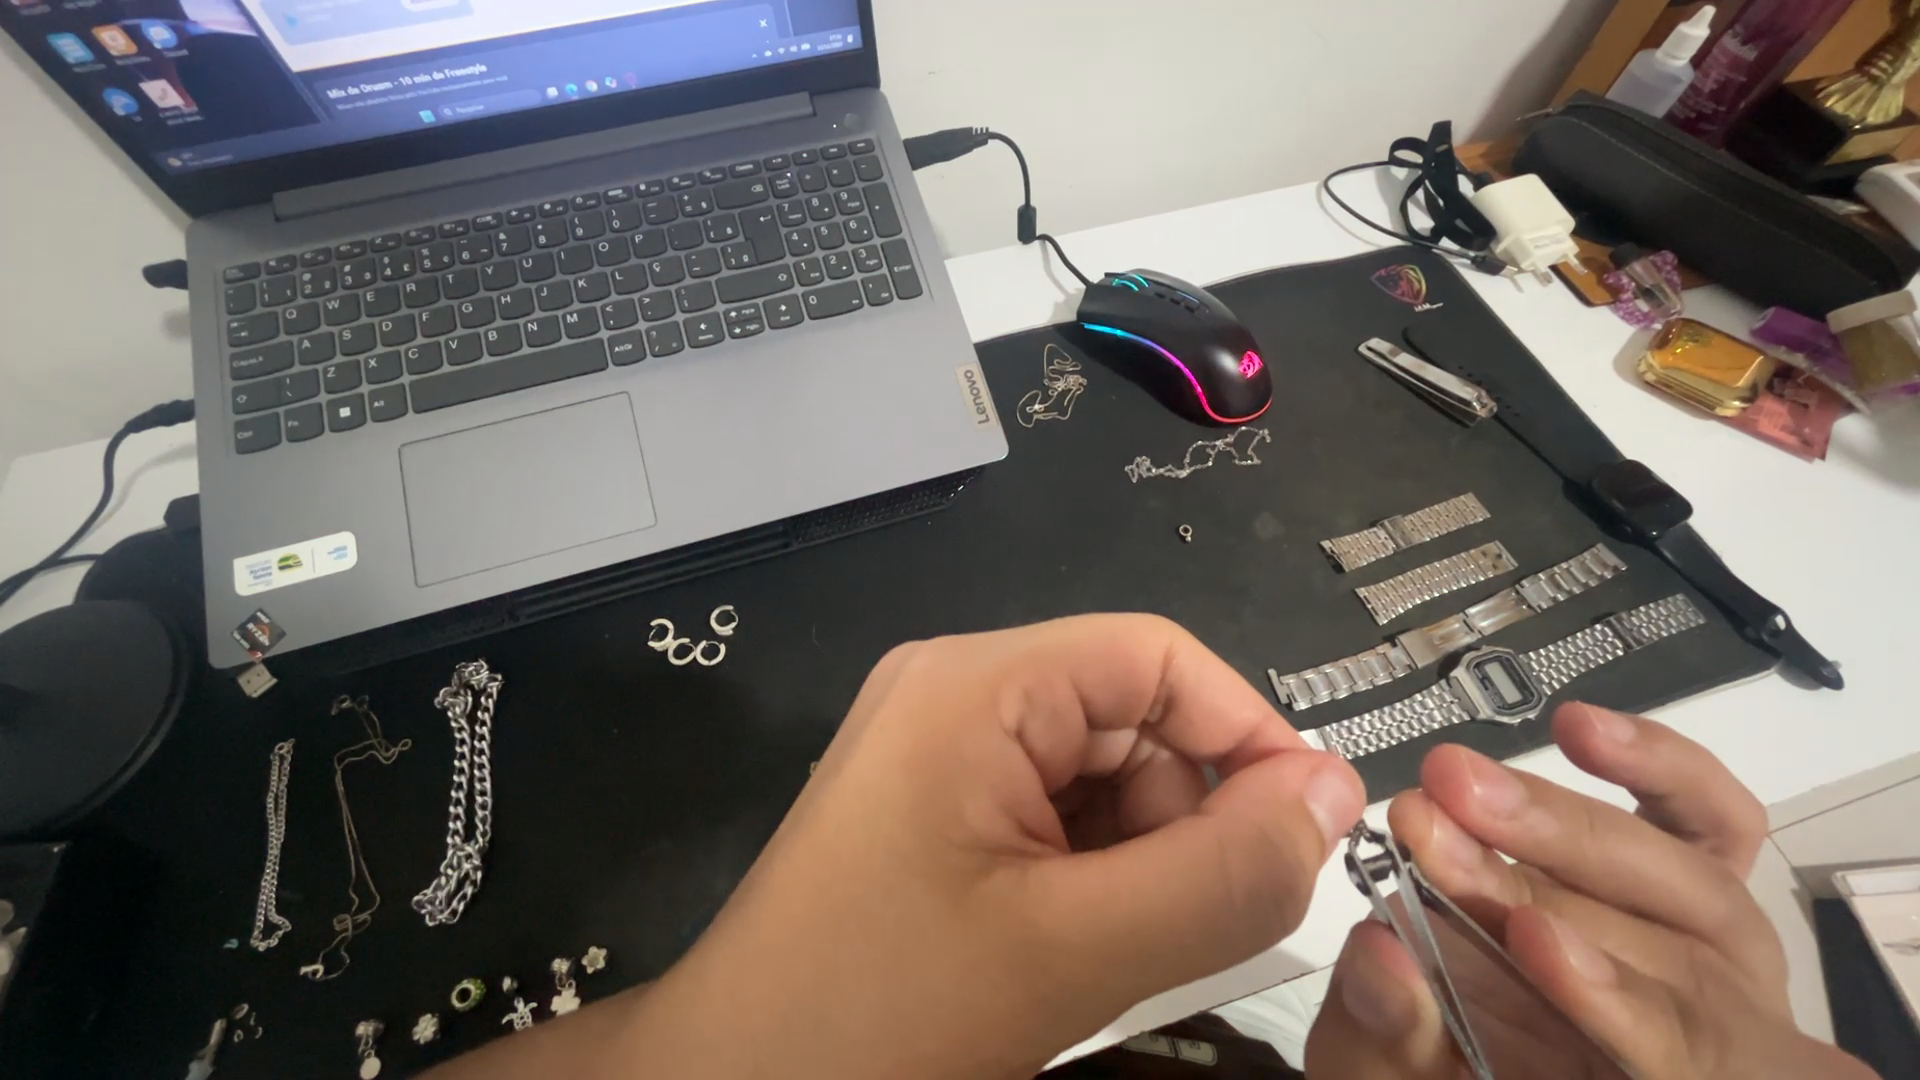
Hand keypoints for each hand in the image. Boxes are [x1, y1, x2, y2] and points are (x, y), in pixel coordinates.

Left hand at [427, 616, 1363, 1079]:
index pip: (1153, 656)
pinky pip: (1048, 803)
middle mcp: (955, 687)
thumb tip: (1331, 793)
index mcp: (977, 683)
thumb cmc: (886, 1007)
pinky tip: (1070, 934)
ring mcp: (937, 738)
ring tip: (1108, 943)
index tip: (1308, 828)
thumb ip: (1225, 874)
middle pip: (1125, 714)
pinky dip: (1090, 865)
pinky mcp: (931, 792)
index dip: (1243, 728)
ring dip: (1138, 850)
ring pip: (1095, 768)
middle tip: (1185, 923)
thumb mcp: (1077, 950)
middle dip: (1181, 811)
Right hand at [1304, 704, 1875, 1079]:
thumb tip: (1381, 951)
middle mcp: (1714, 1032)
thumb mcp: (1379, 1076)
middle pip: (1683, 954)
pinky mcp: (1676, 882)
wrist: (1433, 1032)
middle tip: (1428, 813)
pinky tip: (1578, 729)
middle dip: (1549, 876)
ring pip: (1681, 874)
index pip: (1691, 1060)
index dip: (1627, 1005)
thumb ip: (1391, 1033)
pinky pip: (1706, 822)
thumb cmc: (1411, 1066)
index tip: (1531, 937)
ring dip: (1554, 818)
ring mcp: (1704, 952)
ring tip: (1446, 778)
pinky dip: (1656, 769)